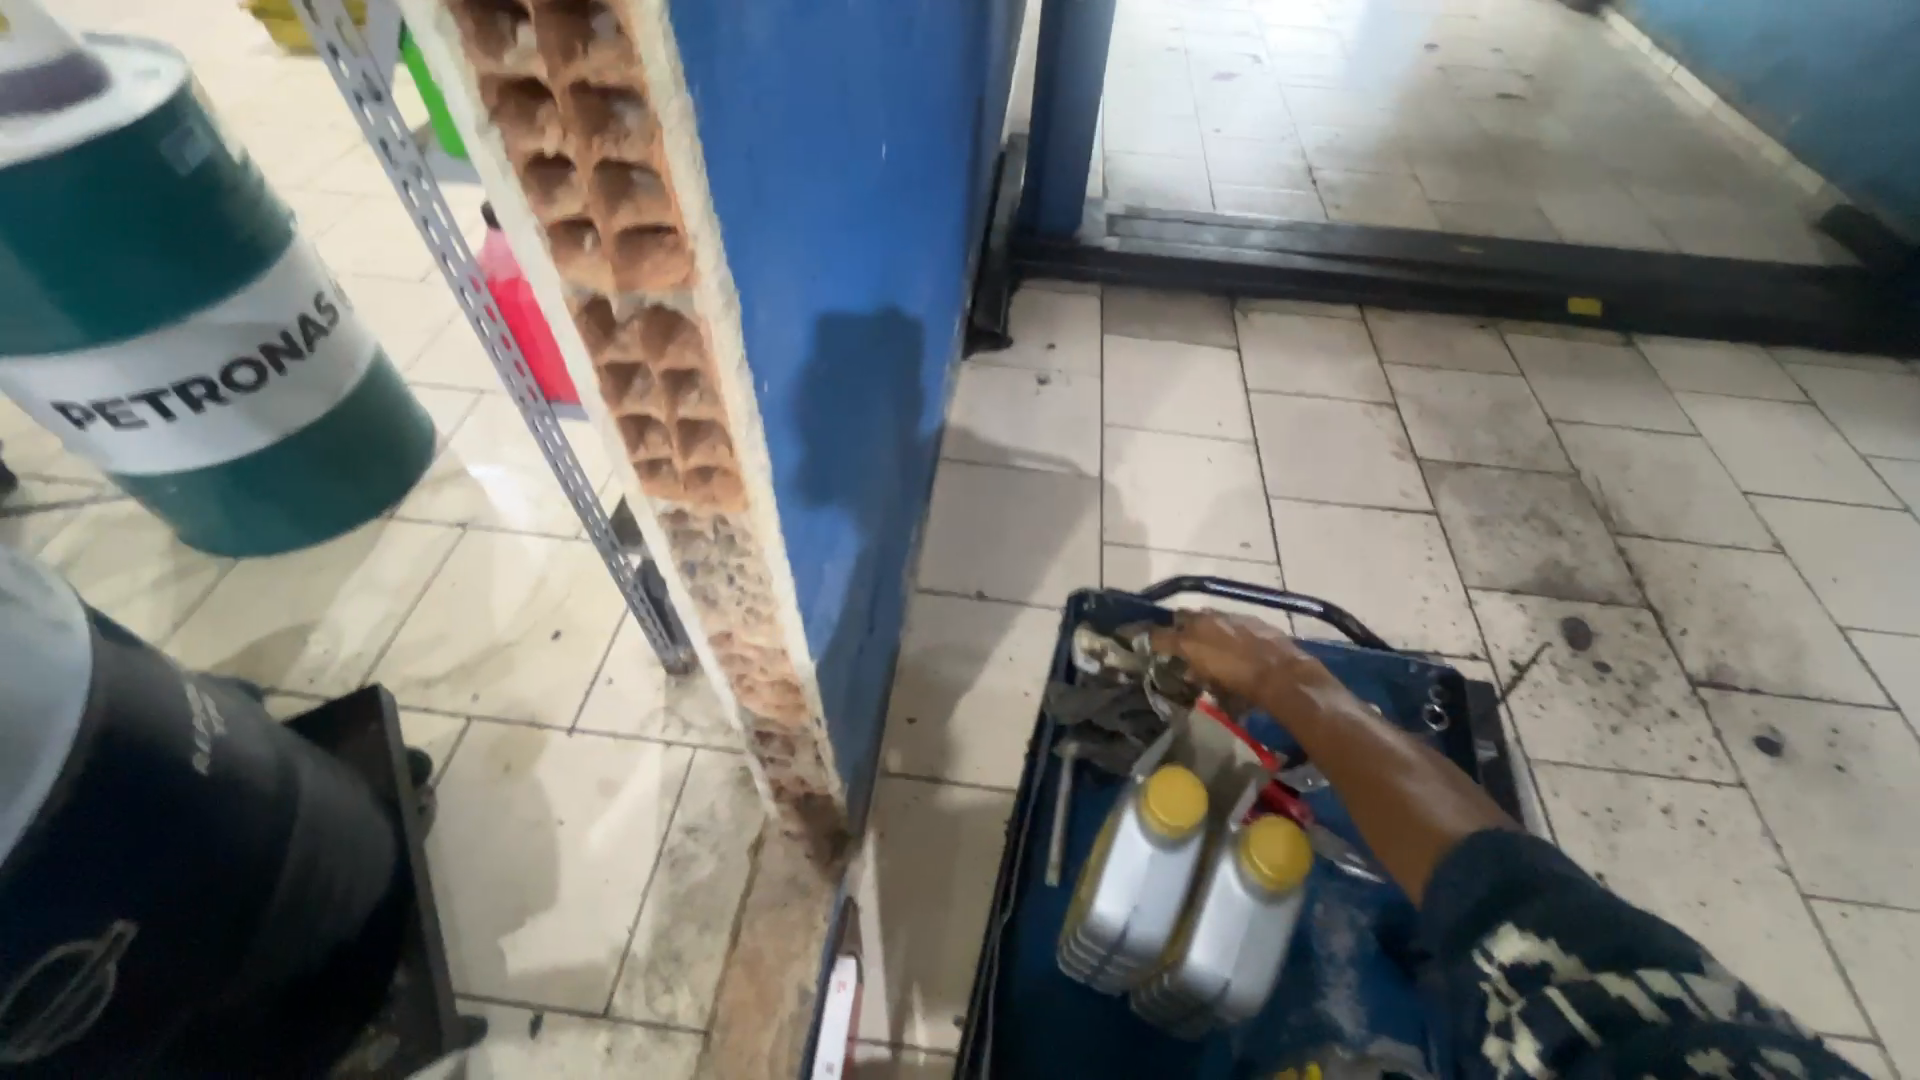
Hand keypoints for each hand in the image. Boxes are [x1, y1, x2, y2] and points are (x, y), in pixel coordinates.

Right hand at [1148, 609, 1331, 709]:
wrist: (1283, 675)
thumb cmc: (1242, 687)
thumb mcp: (1212, 687)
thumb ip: (1196, 674)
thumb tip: (1191, 671)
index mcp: (1188, 640)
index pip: (1157, 635)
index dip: (1148, 639)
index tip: (1145, 643)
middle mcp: (1204, 621)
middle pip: (1181, 617)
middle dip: (1178, 627)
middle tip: (1180, 642)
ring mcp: (1228, 616)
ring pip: (1206, 616)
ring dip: (1204, 626)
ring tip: (1210, 642)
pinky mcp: (1250, 618)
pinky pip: (1230, 620)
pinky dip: (1227, 629)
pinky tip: (1236, 643)